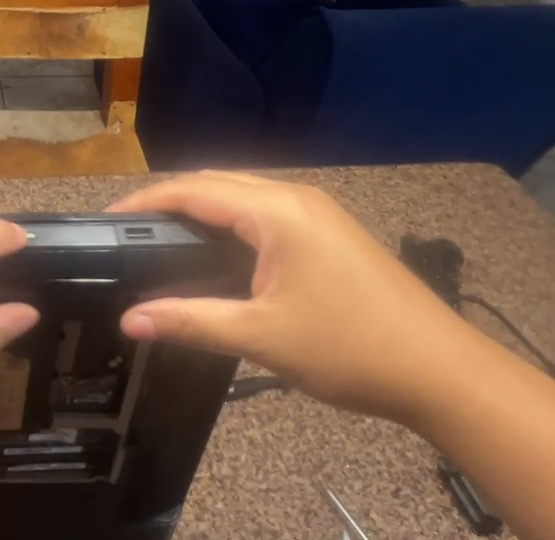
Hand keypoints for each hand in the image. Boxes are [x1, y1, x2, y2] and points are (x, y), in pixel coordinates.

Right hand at [110, 171, 486, 425]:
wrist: (444, 372)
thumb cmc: (351, 350)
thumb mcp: (262, 337)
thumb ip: (191, 321)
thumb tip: (130, 320)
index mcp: (276, 211)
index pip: (194, 190)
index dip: (147, 202)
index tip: (110, 220)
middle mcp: (295, 197)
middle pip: (217, 181)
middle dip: (171, 199)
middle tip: (131, 230)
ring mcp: (317, 211)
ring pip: (243, 192)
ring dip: (202, 206)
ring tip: (164, 236)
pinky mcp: (330, 231)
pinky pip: (265, 208)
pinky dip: (230, 218)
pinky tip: (218, 248)